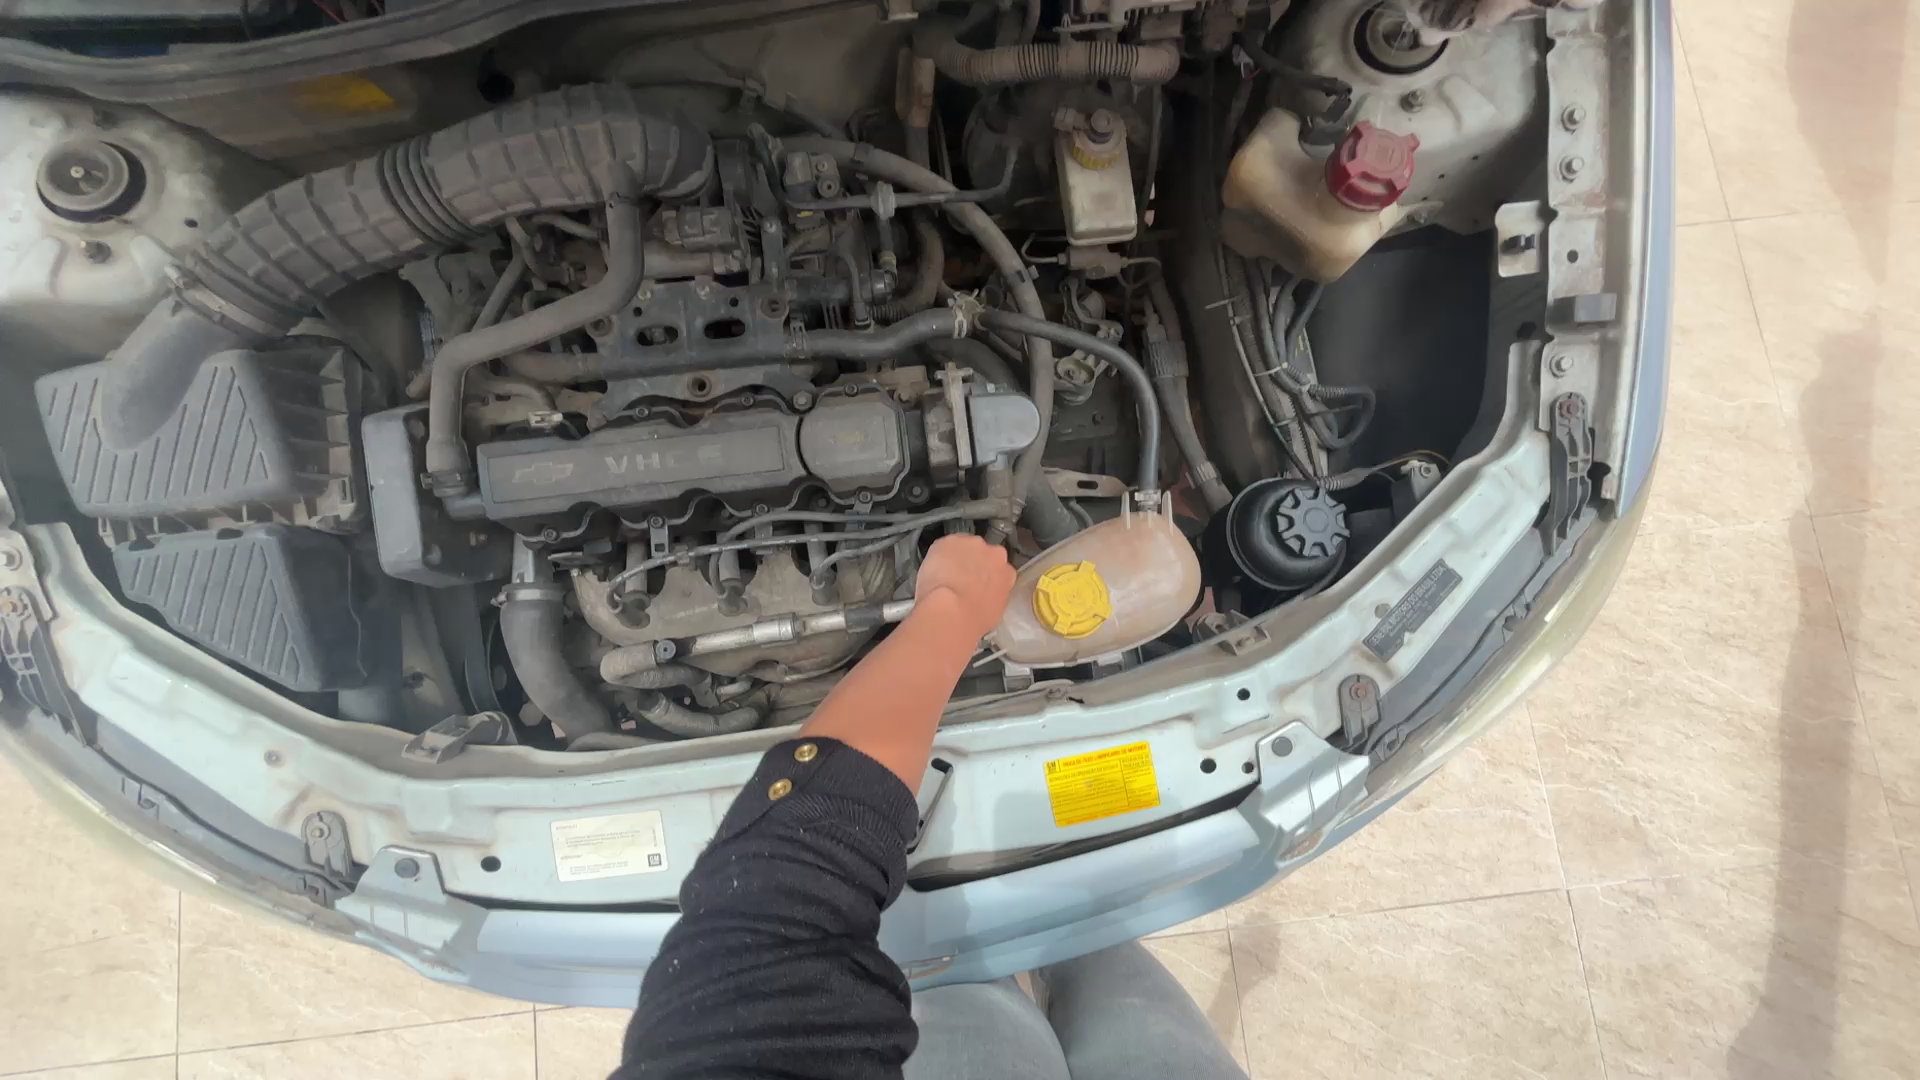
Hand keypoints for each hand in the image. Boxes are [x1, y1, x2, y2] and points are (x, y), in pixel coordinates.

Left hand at [913, 534, 1015, 642]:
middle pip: (983, 553)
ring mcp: (970, 544)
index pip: (1000, 568)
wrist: (951, 610)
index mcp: (1007, 572)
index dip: (987, 575)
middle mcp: (993, 552)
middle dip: (974, 562)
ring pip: (963, 547)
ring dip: (957, 557)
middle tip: (961, 579)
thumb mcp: (995, 610)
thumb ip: (995, 593)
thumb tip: (986, 593)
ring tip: (946, 575)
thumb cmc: (974, 618)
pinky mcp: (948, 541)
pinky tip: (934, 571)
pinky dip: (939, 555)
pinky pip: (944, 546)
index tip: (978, 583)